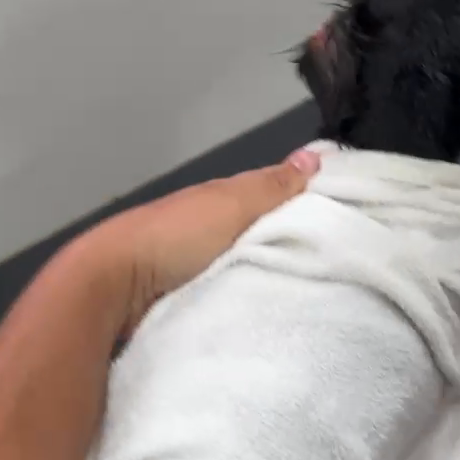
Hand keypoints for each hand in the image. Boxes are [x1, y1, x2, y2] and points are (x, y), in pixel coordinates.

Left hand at [68, 149, 319, 343]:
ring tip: (315, 287)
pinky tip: (276, 306)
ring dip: (273, 268)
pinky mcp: (192, 297)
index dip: (307, 199)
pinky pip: (235, 289)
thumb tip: (316, 153)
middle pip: (263, 228)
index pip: (274, 192)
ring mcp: (198, 263)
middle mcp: (211, 227)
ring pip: (249, 259)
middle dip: (295, 238)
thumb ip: (272, 185)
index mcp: (221, 198)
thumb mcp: (232, 205)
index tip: (347, 215)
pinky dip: (253, 292)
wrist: (112, 288)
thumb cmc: (176, 237)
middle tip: (341, 258)